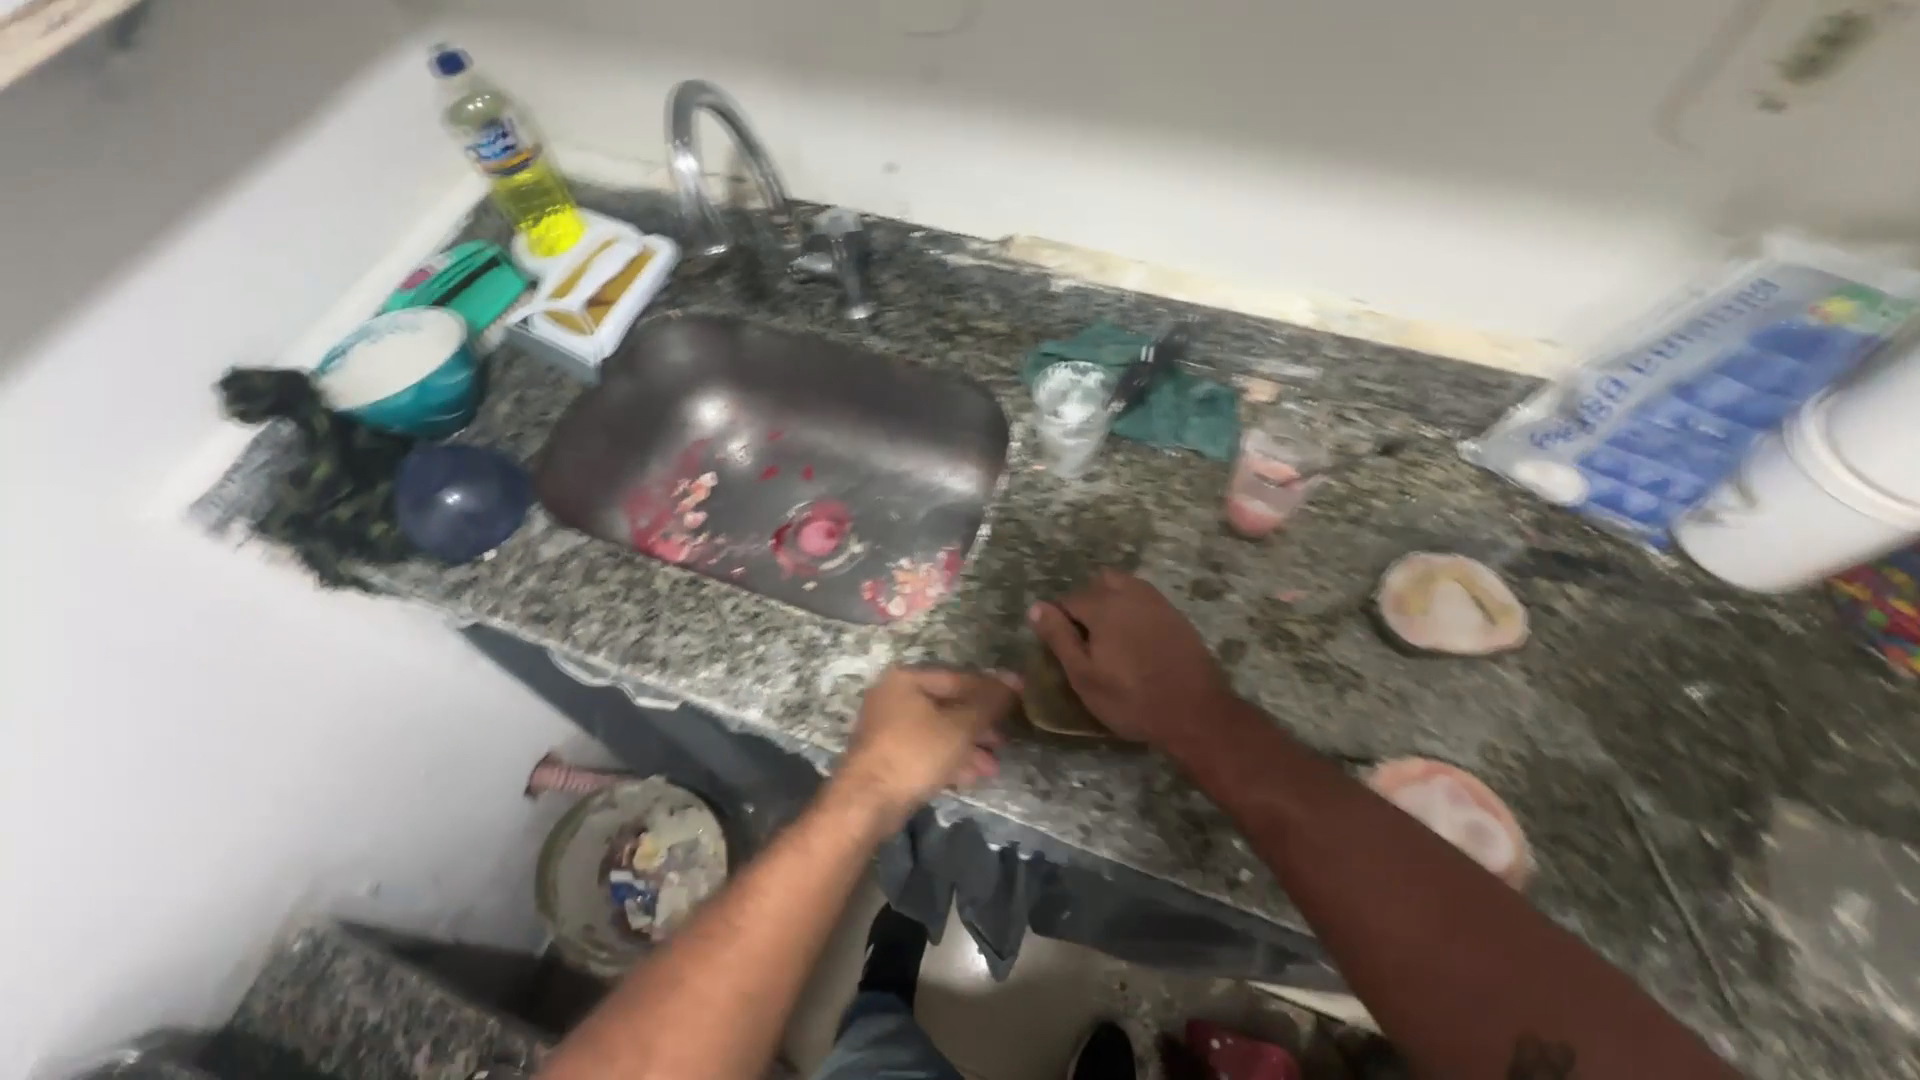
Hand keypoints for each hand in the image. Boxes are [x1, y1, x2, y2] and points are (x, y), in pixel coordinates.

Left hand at [832, 667, 1016, 826]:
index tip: (1019, 699)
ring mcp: (888, 728)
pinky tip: (972, 777)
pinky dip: (949, 760)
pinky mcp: (888, 756)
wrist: (866, 803)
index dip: (991, 689)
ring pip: (938, 731)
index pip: (959, 678)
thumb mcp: (959, 727)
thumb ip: (988, 703)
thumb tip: (1015, 679)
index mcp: (907, 680)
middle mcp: (894, 697)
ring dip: (968, 747)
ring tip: (993, 766)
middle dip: (980, 725)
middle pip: (948, 705)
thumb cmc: (915, 754)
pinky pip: (926, 750)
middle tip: (1005, 740)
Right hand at [1029, 570, 1236, 745]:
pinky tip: (1136, 641)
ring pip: (1125, 586)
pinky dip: (1134, 610)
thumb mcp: (1084, 675)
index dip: (1059, 621)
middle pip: (1099, 584)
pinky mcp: (1177, 616)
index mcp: (1104, 606)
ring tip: (1110, 638)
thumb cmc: (1130, 699)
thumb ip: (1059, 637)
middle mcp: (1131, 594)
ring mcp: (1158, 602)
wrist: (1194, 712)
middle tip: (1086, 641)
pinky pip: (1146, 600)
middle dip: (1086, 604)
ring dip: (1112, 602)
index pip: (1069, 599)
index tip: (1063, 647)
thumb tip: (1036, 607)